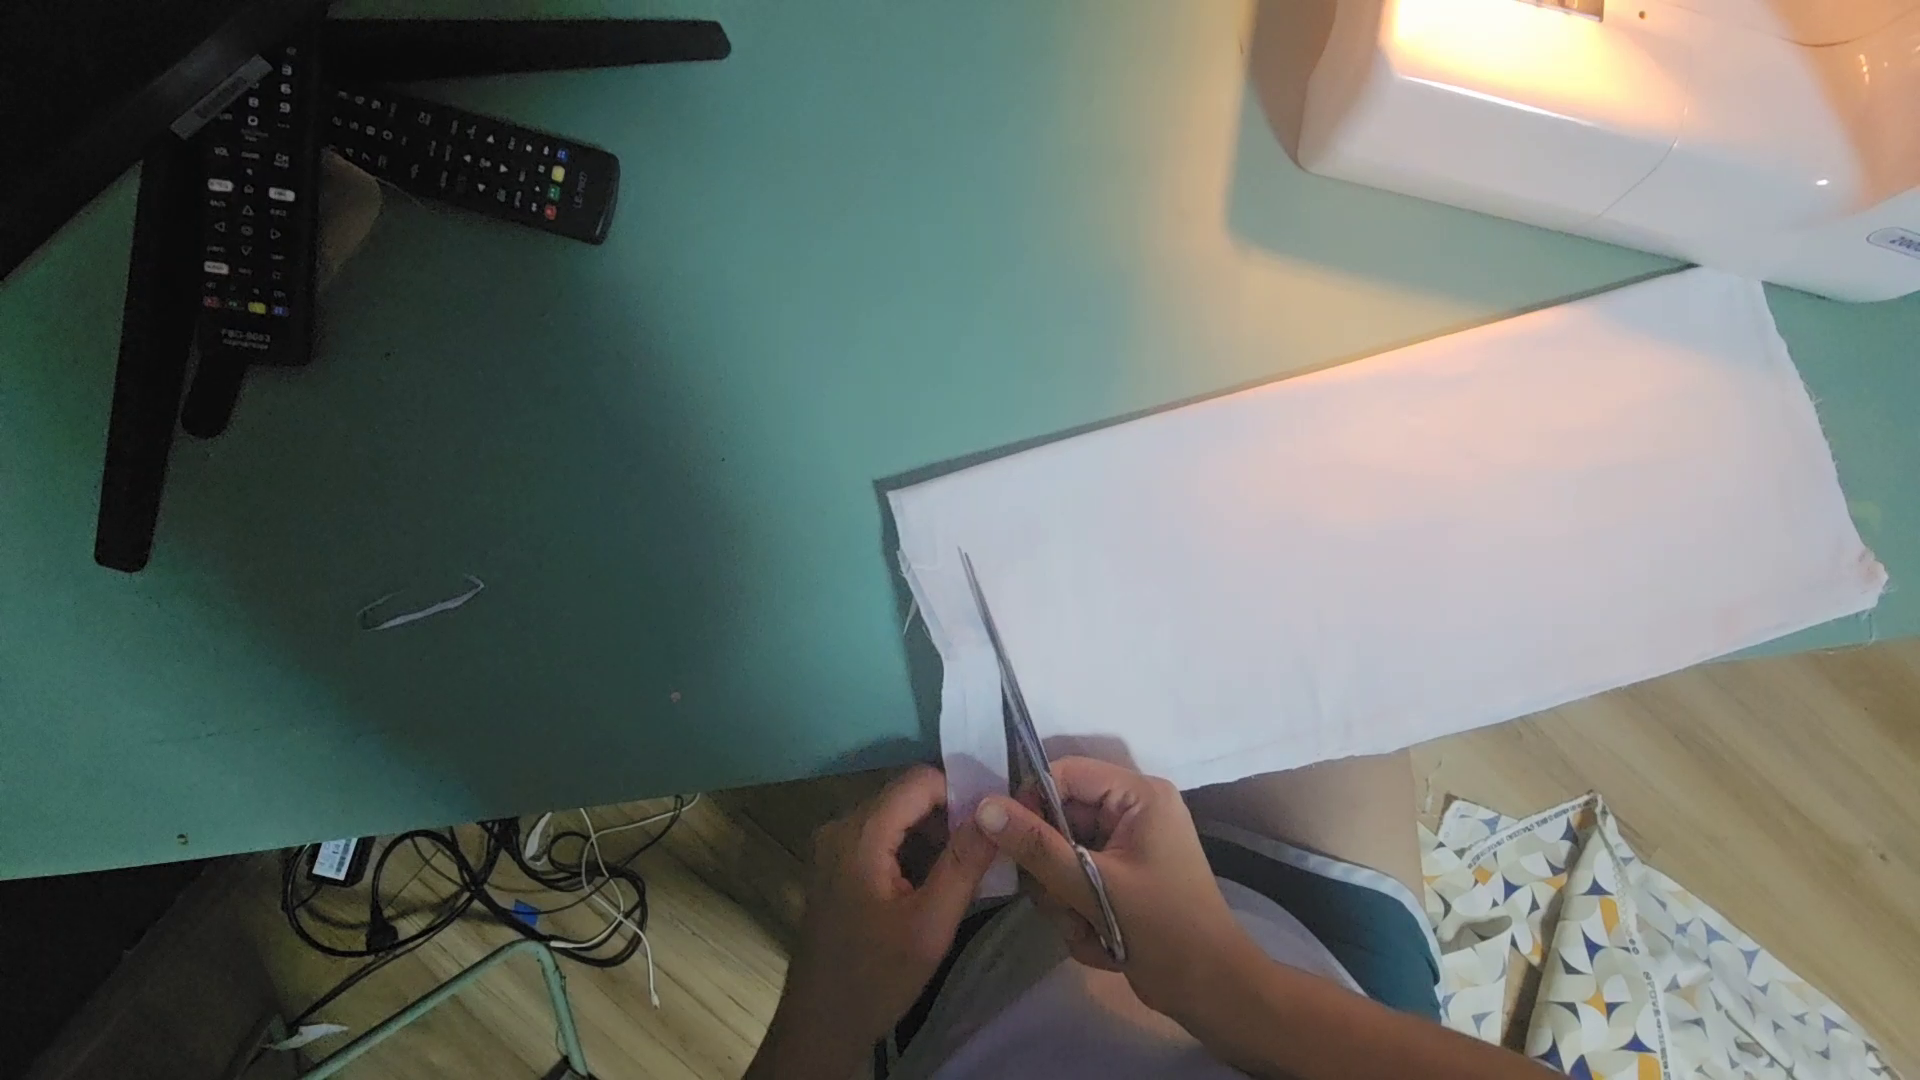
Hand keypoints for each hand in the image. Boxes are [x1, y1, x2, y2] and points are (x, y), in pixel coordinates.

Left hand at [747, 765, 996, 1079]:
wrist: (819, 1027)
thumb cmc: (875, 978)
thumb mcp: (931, 924)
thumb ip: (963, 863)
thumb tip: (995, 811)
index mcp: (860, 834)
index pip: (918, 781)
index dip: (959, 791)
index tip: (993, 819)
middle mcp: (841, 827)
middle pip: (905, 795)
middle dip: (948, 813)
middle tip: (986, 844)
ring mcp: (833, 845)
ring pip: (895, 814)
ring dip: (932, 832)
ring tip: (967, 864)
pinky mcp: (835, 864)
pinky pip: (880, 835)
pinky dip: (911, 846)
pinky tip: (934, 878)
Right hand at [974, 757, 1261, 1027]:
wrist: (1215, 995)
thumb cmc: (1166, 932)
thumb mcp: (1095, 888)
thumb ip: (1037, 846)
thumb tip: (984, 807)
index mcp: (1139, 794)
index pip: (1065, 773)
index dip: (1031, 802)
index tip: (1009, 842)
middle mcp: (1133, 808)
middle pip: (1060, 816)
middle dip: (1052, 867)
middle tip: (1061, 903)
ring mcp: (1127, 842)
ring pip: (1062, 852)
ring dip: (1063, 896)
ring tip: (1086, 928)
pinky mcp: (1122, 873)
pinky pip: (1077, 876)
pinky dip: (1078, 909)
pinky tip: (1098, 940)